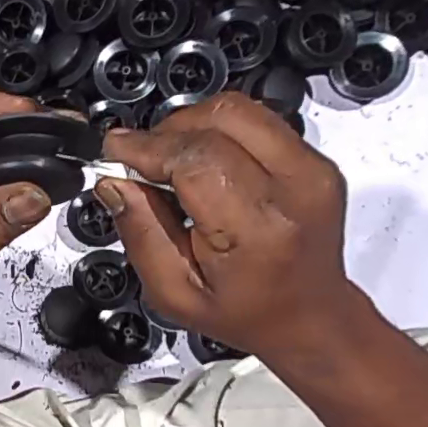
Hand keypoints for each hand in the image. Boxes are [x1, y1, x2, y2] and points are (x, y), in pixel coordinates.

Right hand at [95, 92, 365, 358]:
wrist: (307, 315)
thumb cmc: (245, 312)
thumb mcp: (174, 293)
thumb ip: (142, 235)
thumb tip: (114, 186)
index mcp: (258, 231)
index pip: (196, 158)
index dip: (148, 147)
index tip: (115, 150)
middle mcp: (295, 189)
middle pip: (217, 122)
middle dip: (164, 134)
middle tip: (137, 161)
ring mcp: (310, 168)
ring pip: (237, 111)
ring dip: (189, 126)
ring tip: (168, 161)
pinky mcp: (313, 159)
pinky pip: (256, 120)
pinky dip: (216, 130)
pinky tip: (199, 161)